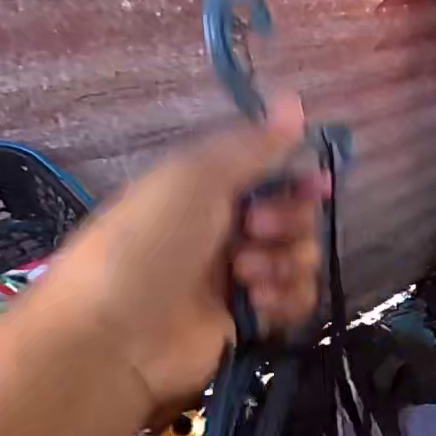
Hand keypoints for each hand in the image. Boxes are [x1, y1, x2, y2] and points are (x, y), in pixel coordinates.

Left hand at [39, 93, 325, 406]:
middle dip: (288, 222)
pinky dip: (286, 299)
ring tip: (247, 275)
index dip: (299, 180)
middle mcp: (230, 231)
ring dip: (285, 263)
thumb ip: (254, 145)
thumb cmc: (151, 242)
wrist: (117, 334)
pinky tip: (258, 302)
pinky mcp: (253, 320)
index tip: (318, 185)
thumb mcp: (196, 177)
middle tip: (256, 229)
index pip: (274, 177)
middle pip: (295, 219)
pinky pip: (297, 301)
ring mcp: (242, 278)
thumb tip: (296, 101)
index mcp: (211, 191)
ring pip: (301, 260)